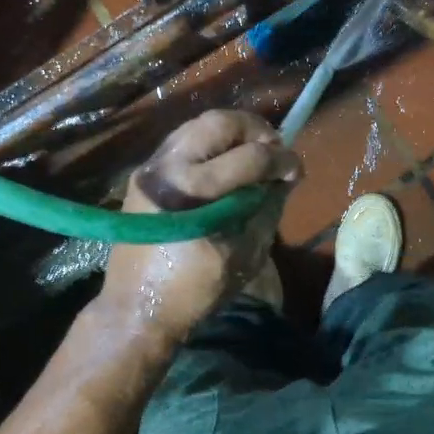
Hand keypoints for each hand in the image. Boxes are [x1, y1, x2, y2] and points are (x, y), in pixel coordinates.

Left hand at [98, 111, 300, 345]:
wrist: (136, 310)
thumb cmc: (192, 291)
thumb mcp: (245, 255)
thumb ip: (267, 209)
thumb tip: (284, 180)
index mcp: (190, 190)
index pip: (249, 157)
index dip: (281, 160)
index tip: (297, 171)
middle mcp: (166, 167)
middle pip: (220, 123)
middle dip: (256, 131)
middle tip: (277, 151)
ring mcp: (151, 167)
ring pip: (199, 125)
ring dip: (234, 133)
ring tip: (256, 153)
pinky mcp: (145, 174)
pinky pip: (185, 141)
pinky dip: (212, 143)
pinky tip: (229, 162)